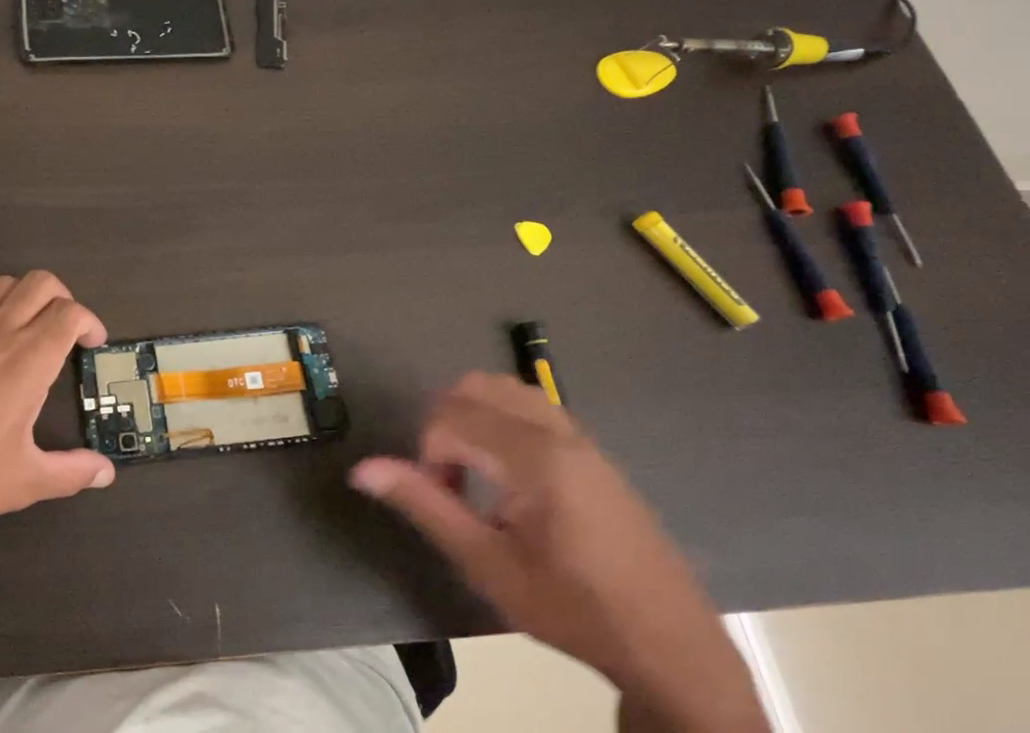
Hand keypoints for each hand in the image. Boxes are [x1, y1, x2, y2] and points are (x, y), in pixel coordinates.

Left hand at [0, 270, 115, 564]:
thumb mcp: (22, 482)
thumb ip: (70, 474)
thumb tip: (105, 473)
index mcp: (26, 360)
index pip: (70, 313)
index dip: (91, 322)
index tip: (93, 344)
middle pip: (41, 282)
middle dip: (64, 298)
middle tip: (68, 332)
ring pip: (4, 284)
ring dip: (27, 297)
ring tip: (30, 331)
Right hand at [349, 372, 765, 731]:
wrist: (667, 643)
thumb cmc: (570, 606)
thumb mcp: (486, 563)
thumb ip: (423, 505)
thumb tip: (362, 470)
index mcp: (534, 456)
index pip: (450, 418)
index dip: (426, 455)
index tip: (438, 501)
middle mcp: (559, 433)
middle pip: (476, 387)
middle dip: (444, 424)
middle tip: (446, 481)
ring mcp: (583, 440)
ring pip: (508, 391)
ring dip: (474, 417)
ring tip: (473, 474)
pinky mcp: (595, 454)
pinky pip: (535, 409)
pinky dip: (503, 422)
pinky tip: (509, 479)